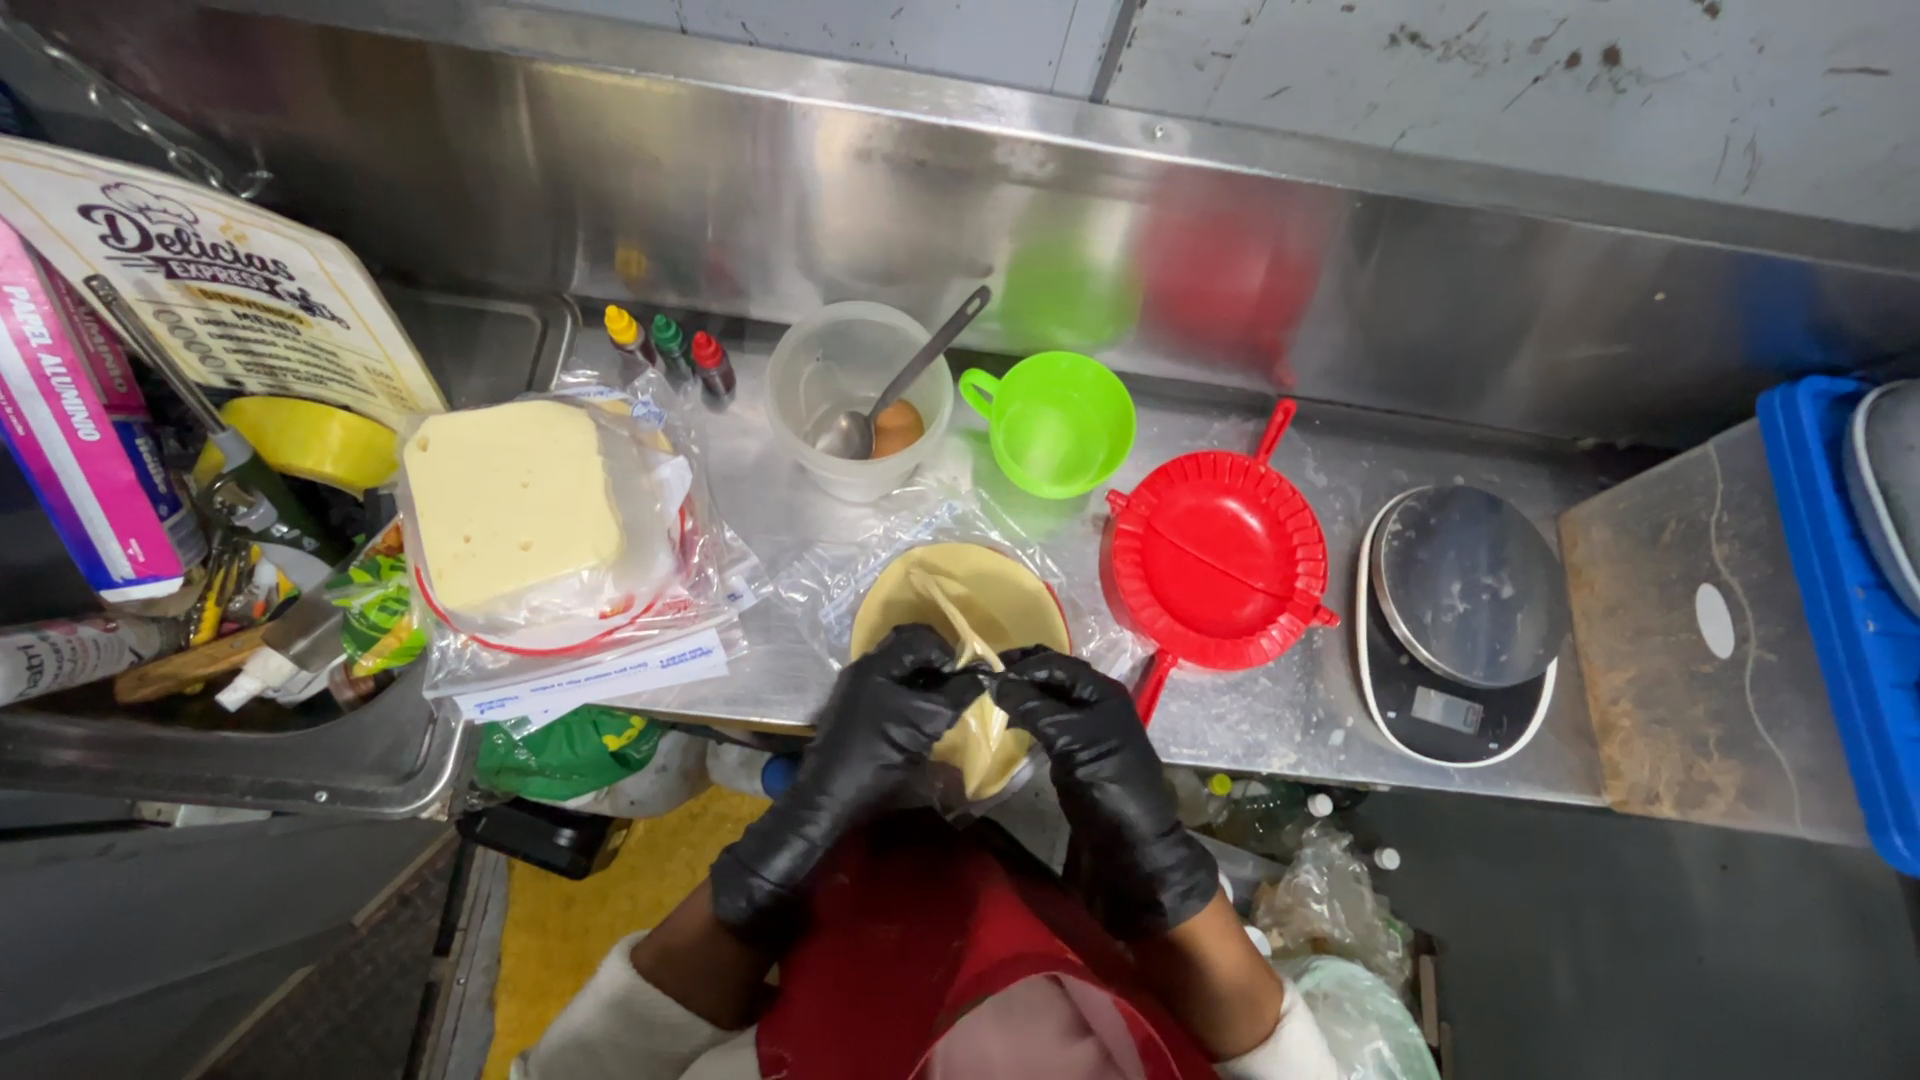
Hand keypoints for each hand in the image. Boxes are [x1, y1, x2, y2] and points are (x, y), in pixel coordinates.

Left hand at [711, 624, 987, 951]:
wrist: (829, 797)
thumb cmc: (878, 758)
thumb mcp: (925, 724)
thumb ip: (956, 695)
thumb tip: (983, 676)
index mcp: (878, 665)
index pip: (920, 638)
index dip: (948, 651)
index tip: (967, 673)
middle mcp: (864, 668)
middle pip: (907, 646)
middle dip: (936, 658)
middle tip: (958, 679)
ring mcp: (856, 686)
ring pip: (898, 665)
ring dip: (924, 674)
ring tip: (946, 695)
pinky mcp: (854, 706)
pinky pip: (888, 683)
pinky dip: (909, 687)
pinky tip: (924, 710)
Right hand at [993, 647, 1217, 940]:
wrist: (1131, 844)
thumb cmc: (1107, 783)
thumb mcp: (1070, 740)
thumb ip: (1034, 707)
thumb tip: (995, 681)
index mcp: (1101, 691)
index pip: (1055, 663)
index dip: (1022, 665)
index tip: (986, 672)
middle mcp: (1094, 703)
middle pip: (1052, 678)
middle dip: (1021, 677)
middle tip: (984, 683)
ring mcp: (1084, 728)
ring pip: (1047, 700)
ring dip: (1022, 697)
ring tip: (990, 701)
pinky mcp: (1073, 752)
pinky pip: (1046, 723)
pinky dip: (1026, 719)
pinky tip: (1007, 724)